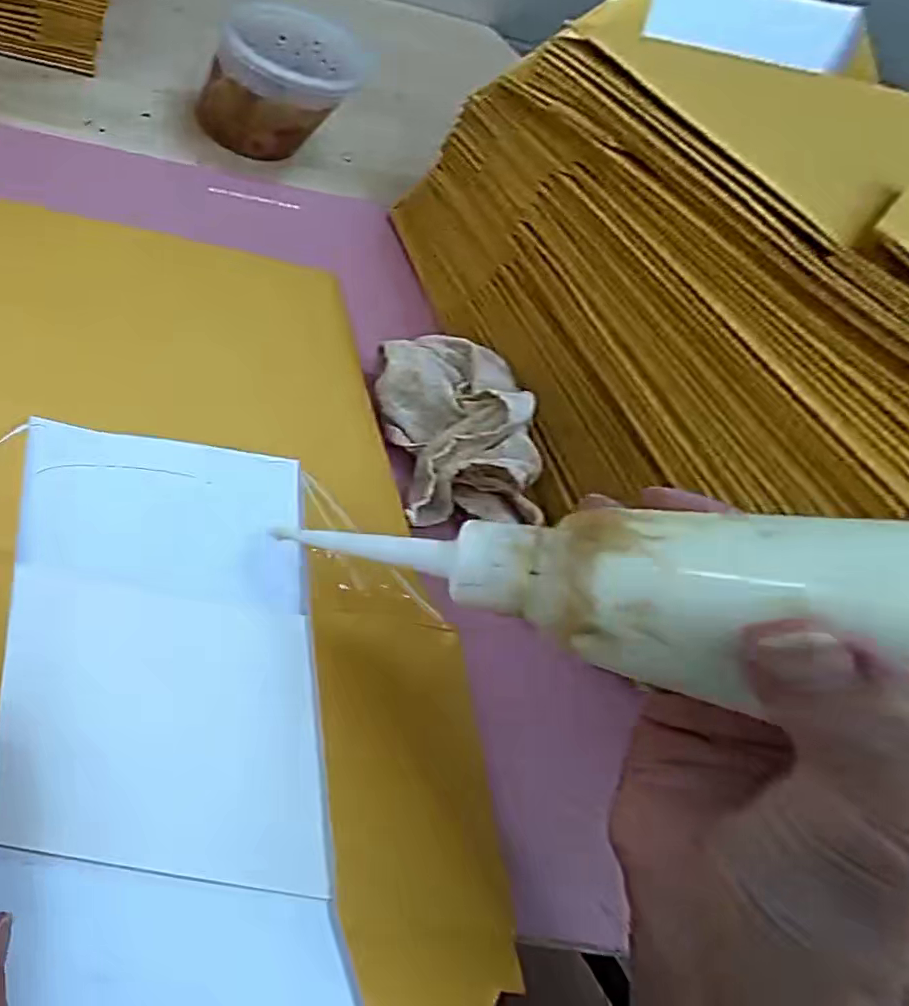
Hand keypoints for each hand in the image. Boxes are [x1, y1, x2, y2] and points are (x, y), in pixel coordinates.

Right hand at [593, 489, 908, 1004]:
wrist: (731, 944)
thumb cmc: (847, 894)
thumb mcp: (877, 816)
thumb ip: (851, 725)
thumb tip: (789, 630)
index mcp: (899, 709)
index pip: (879, 612)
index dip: (831, 555)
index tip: (767, 516)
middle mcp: (838, 695)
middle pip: (778, 602)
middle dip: (720, 551)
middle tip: (658, 508)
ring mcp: (748, 701)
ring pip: (700, 619)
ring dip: (649, 575)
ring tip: (598, 528)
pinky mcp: (675, 713)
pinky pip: (640, 654)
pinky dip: (605, 620)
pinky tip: (575, 590)